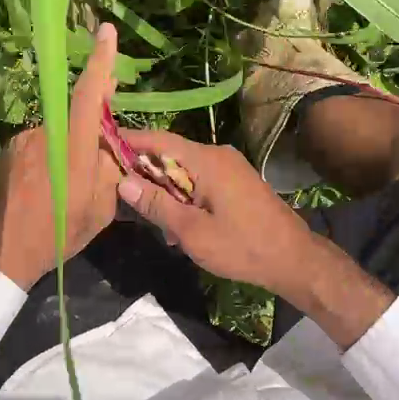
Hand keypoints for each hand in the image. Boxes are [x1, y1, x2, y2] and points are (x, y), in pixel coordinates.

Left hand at [0, 24, 122, 288]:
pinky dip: (49, 158)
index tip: (105, 30)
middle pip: (77, 116)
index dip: (101, 62)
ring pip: (59, 133)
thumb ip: (109, 171)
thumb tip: (110, 148)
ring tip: (64, 190)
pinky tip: (44, 189)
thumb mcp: (100, 210)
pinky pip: (40, 144)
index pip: (90, 94)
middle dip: (93, 129)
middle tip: (99, 160)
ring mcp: (24, 139)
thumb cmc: (57, 234)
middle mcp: (47, 133)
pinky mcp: (9, 149)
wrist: (0, 251)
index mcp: (74, 147)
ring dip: (68, 150)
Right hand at [116, 130, 394, 347]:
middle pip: (171, 154)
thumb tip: (124, 181)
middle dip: (145, 171)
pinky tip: (178, 224)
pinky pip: (200, 179)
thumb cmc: (242, 246)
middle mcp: (217, 155)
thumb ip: (157, 205)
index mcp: (206, 160)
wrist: (295, 259)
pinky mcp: (237, 181)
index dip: (130, 140)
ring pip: (185, 169)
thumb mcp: (192, 232)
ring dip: (166, 189)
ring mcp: (230, 167)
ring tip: (151, 218)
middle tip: (119, 188)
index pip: (159, 140)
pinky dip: (184, 195)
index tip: (103, 141)